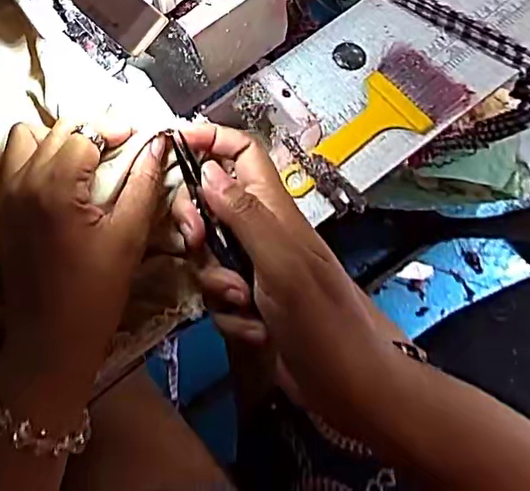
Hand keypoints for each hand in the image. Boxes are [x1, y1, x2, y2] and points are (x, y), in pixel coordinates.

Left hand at [0, 119, 170, 384]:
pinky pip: (1, 159)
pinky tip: (45, 173)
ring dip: (52, 138)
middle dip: (90, 132)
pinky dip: (23, 155)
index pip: (85, 132)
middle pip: (57, 129)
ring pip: (24, 136)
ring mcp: (2, 192)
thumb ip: (144, 182)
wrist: (47, 343)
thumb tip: (158, 142)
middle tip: (115, 149)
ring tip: (77, 159)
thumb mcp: (128, 236)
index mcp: (55, 186)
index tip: (135, 137)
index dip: (114, 129)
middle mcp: (22, 179)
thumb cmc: (94, 293)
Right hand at [170, 123, 405, 439]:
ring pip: (207, 252)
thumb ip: (243, 213)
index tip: (177, 144)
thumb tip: (208, 168)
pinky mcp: (248, 302)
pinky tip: (256, 329)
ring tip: (244, 301)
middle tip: (197, 242)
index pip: (242, 151)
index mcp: (273, 206)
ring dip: (216, 279)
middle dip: (196, 221)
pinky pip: (215, 293)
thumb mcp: (282, 261)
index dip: (212, 139)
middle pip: (209, 201)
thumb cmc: (326, 320)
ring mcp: (253, 266)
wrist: (353, 390)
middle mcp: (260, 229)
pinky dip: (228, 312)